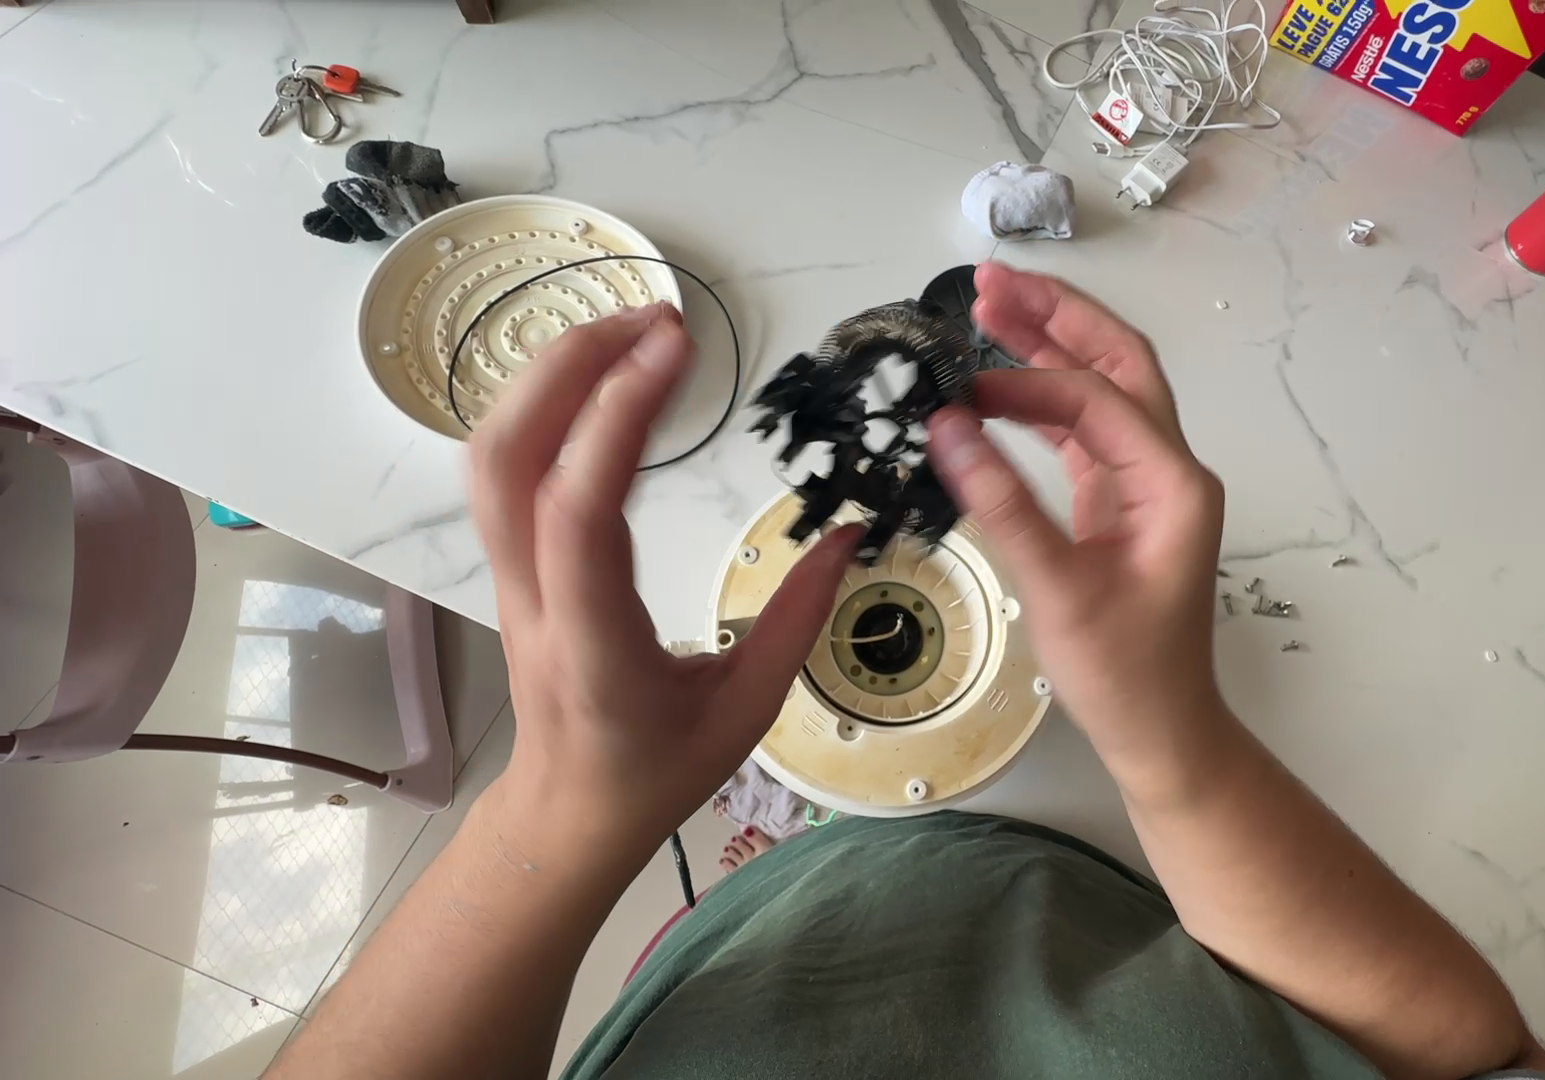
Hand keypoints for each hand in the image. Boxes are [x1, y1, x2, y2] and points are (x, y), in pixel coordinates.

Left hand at [467, 303, 858, 865]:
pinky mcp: (512, 565)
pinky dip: (542, 405)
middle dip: (571, 366)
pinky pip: (505, 471)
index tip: (676, 348)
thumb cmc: (661, 769)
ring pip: (491, 457)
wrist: (571, 811)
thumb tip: (847, 533)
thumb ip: (799, 616)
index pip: (582, 516)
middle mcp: (534, 599)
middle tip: (657, 317)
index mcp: (598, 645)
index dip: (618, 418)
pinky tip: (598, 382)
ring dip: (550, 375)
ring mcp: (509, 579)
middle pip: (506, 459)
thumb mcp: (750, 705)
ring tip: (630, 332)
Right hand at [926, 263, 1230, 801]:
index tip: (962, 391)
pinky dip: (1043, 402)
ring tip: (991, 313)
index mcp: (1172, 482)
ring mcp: (1145, 481)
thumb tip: (947, 430)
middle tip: (990, 283)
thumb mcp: (1058, 592)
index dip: (1029, 384)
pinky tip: (1004, 387)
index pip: (1098, 401)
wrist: (1161, 727)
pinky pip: (1082, 432)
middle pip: (1118, 364)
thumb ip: (1003, 507)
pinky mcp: (1118, 500)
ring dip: (1049, 349)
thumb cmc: (1122, 673)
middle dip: (1058, 317)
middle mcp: (1167, 467)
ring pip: (1101, 391)